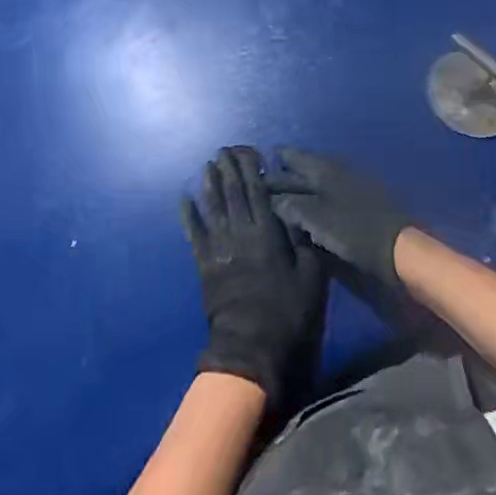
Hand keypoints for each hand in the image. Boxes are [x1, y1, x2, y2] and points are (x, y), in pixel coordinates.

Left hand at [181, 147, 324, 402]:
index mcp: (267, 235)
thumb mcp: (311, 281)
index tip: (247, 152)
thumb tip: (297, 218)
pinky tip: (184, 198)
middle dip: (228, 170)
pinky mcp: (203, 262)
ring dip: (209, 184)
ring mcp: (218, 246)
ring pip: (212, 206)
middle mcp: (240, 233)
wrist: (249, 343)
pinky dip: (188, 213)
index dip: (251, 170)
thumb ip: (304, 246)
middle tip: (223, 151)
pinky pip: (193, 232)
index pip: (257, 193)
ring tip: (208, 165)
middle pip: (232, 193)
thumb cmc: (286, 313)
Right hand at [267, 149, 416, 303]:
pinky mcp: (361, 203)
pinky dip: (316, 201)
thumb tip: (271, 200)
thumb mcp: (312, 217)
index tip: (254, 173)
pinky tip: (307, 216)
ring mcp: (351, 184)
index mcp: (322, 166)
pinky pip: (329, 196)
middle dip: (283, 177)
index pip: (289, 154)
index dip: (270, 162)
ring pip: (316, 182)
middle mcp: (336, 169)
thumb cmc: (352, 229)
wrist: (399, 250)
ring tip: (282, 207)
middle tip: (263, 192)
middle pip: (302, 168)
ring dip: (300, 191)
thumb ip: (287, 205)